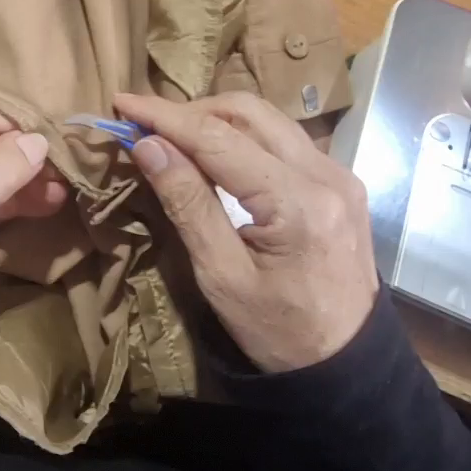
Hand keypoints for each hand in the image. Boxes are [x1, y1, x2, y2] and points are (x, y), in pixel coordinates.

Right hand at [113, 92, 378, 372]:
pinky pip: (283, 139)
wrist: (348, 367)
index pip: (219, 138)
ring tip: (171, 134)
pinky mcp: (339, 183)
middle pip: (248, 112)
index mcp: (298, 202)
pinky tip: (213, 152)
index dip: (165, 116)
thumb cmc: (278, 332)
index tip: (122, 103)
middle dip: (190, 110)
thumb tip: (148, 146)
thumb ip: (187, 203)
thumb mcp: (221, 276)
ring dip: (215, 119)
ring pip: (268, 119)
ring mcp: (339, 175)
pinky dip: (240, 135)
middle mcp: (326, 174)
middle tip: (145, 122)